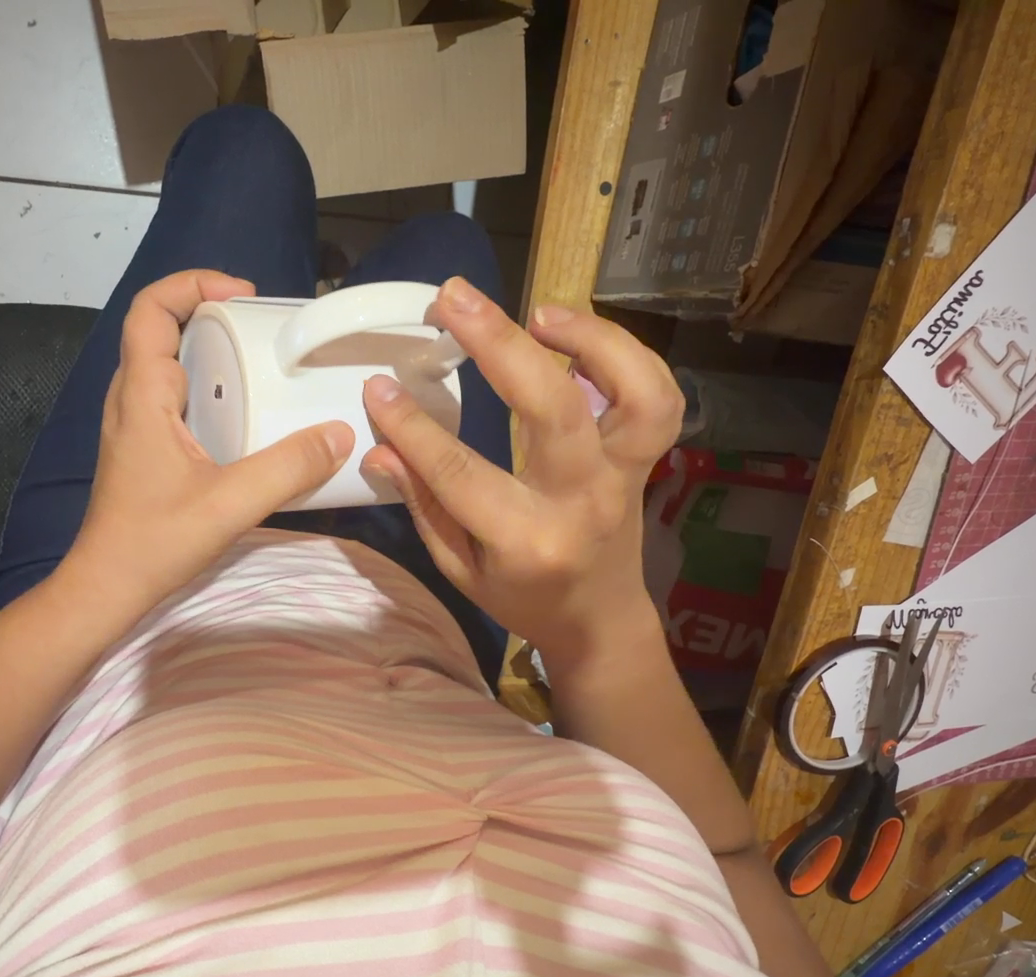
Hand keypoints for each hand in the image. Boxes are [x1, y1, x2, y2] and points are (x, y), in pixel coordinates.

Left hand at [62, 270, 353, 608]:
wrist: (107, 586)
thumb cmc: (156, 542)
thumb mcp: (231, 504)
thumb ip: (289, 469)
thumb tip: (341, 433)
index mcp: (143, 395)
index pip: (151, 309)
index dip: (193, 284)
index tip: (243, 295)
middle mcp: (131, 399)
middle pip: (161, 329)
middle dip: (211, 313)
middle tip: (265, 328)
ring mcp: (134, 423)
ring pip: (166, 362)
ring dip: (208, 350)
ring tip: (261, 361)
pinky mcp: (143, 446)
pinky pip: (172, 395)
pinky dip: (206, 385)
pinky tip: (242, 412)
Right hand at [360, 276, 681, 669]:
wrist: (599, 619)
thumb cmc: (523, 599)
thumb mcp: (460, 570)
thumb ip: (424, 506)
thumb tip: (379, 450)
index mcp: (527, 540)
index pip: (460, 472)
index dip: (413, 428)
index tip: (378, 385)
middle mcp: (583, 501)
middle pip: (552, 409)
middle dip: (498, 344)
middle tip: (453, 297)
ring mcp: (624, 476)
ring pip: (634, 394)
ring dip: (589, 338)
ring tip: (537, 312)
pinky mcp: (644, 459)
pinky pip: (657, 396)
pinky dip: (623, 355)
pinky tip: (573, 336)